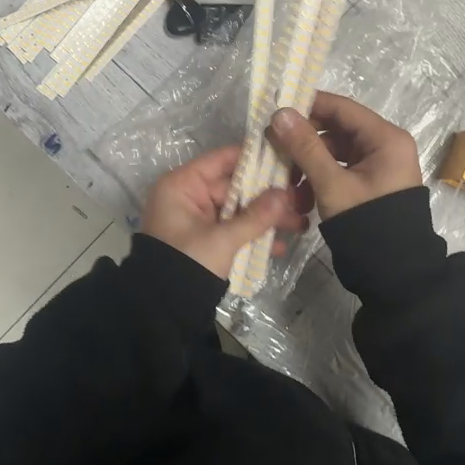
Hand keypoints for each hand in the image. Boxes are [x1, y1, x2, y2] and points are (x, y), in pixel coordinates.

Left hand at [141, 145, 306, 277]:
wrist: (162, 308)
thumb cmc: (187, 262)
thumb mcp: (223, 239)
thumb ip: (256, 216)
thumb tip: (285, 194)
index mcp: (182, 185)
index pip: (222, 159)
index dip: (254, 158)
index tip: (286, 157)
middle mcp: (189, 196)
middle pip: (235, 187)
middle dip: (268, 197)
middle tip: (301, 200)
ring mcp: (197, 219)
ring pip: (237, 211)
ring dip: (266, 219)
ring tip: (299, 225)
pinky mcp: (204, 240)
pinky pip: (232, 230)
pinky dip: (252, 237)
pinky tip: (280, 246)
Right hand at [268, 92, 421, 220]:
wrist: (392, 269)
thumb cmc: (366, 221)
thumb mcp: (331, 184)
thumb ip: (305, 147)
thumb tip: (280, 114)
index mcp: (386, 138)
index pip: (342, 108)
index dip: (308, 105)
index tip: (276, 110)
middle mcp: (386, 145)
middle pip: (337, 130)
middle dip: (305, 140)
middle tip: (274, 147)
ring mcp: (379, 165)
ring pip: (335, 152)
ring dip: (309, 162)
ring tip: (286, 179)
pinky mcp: (371, 182)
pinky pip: (340, 169)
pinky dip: (320, 176)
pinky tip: (300, 193)